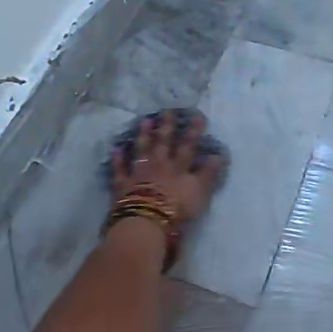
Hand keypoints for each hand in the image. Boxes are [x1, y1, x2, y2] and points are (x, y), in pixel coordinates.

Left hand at [109, 110, 223, 222]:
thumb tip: (217, 156)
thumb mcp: (200, 192)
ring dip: (143, 136)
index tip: (196, 116)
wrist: (147, 220)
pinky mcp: (123, 185)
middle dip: (166, 126)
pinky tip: (115, 149)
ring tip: (144, 121)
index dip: (193, 131)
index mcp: (178, 167)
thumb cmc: (177, 208)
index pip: (187, 145)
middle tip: (166, 111)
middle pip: (162, 143)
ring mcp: (139, 173)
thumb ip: (208, 174)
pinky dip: (117, 160)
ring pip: (141, 150)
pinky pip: (119, 170)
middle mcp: (158, 165)